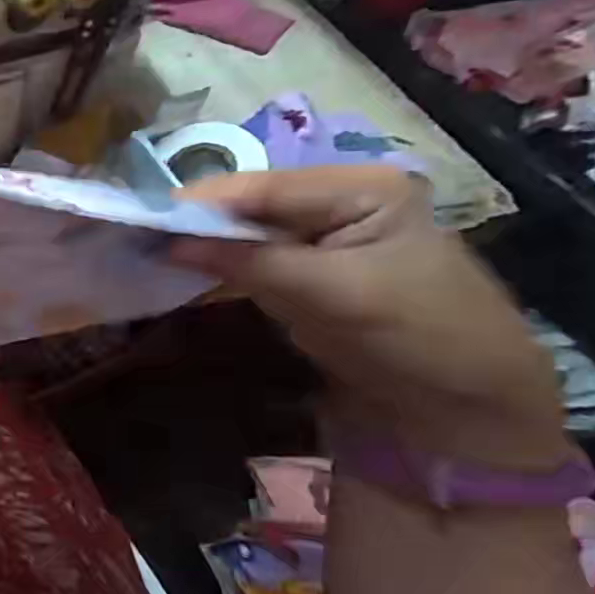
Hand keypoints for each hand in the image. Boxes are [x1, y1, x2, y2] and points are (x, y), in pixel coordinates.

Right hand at [171, 165, 568, 468]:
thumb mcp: (332, 294)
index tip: (138, 217)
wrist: (461, 407)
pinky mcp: (300, 266)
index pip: (262, 186)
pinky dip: (212, 261)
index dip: (199, 201)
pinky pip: (245, 255)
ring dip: (196, 240)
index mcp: (361, 186)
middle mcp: (335, 198)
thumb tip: (167, 242)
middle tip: (134, 234)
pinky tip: (177, 264)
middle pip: (246, 203)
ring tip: (142, 246)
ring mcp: (316, 233)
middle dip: (192, 219)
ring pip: (239, 228)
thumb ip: (249, 260)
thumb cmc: (416, 337)